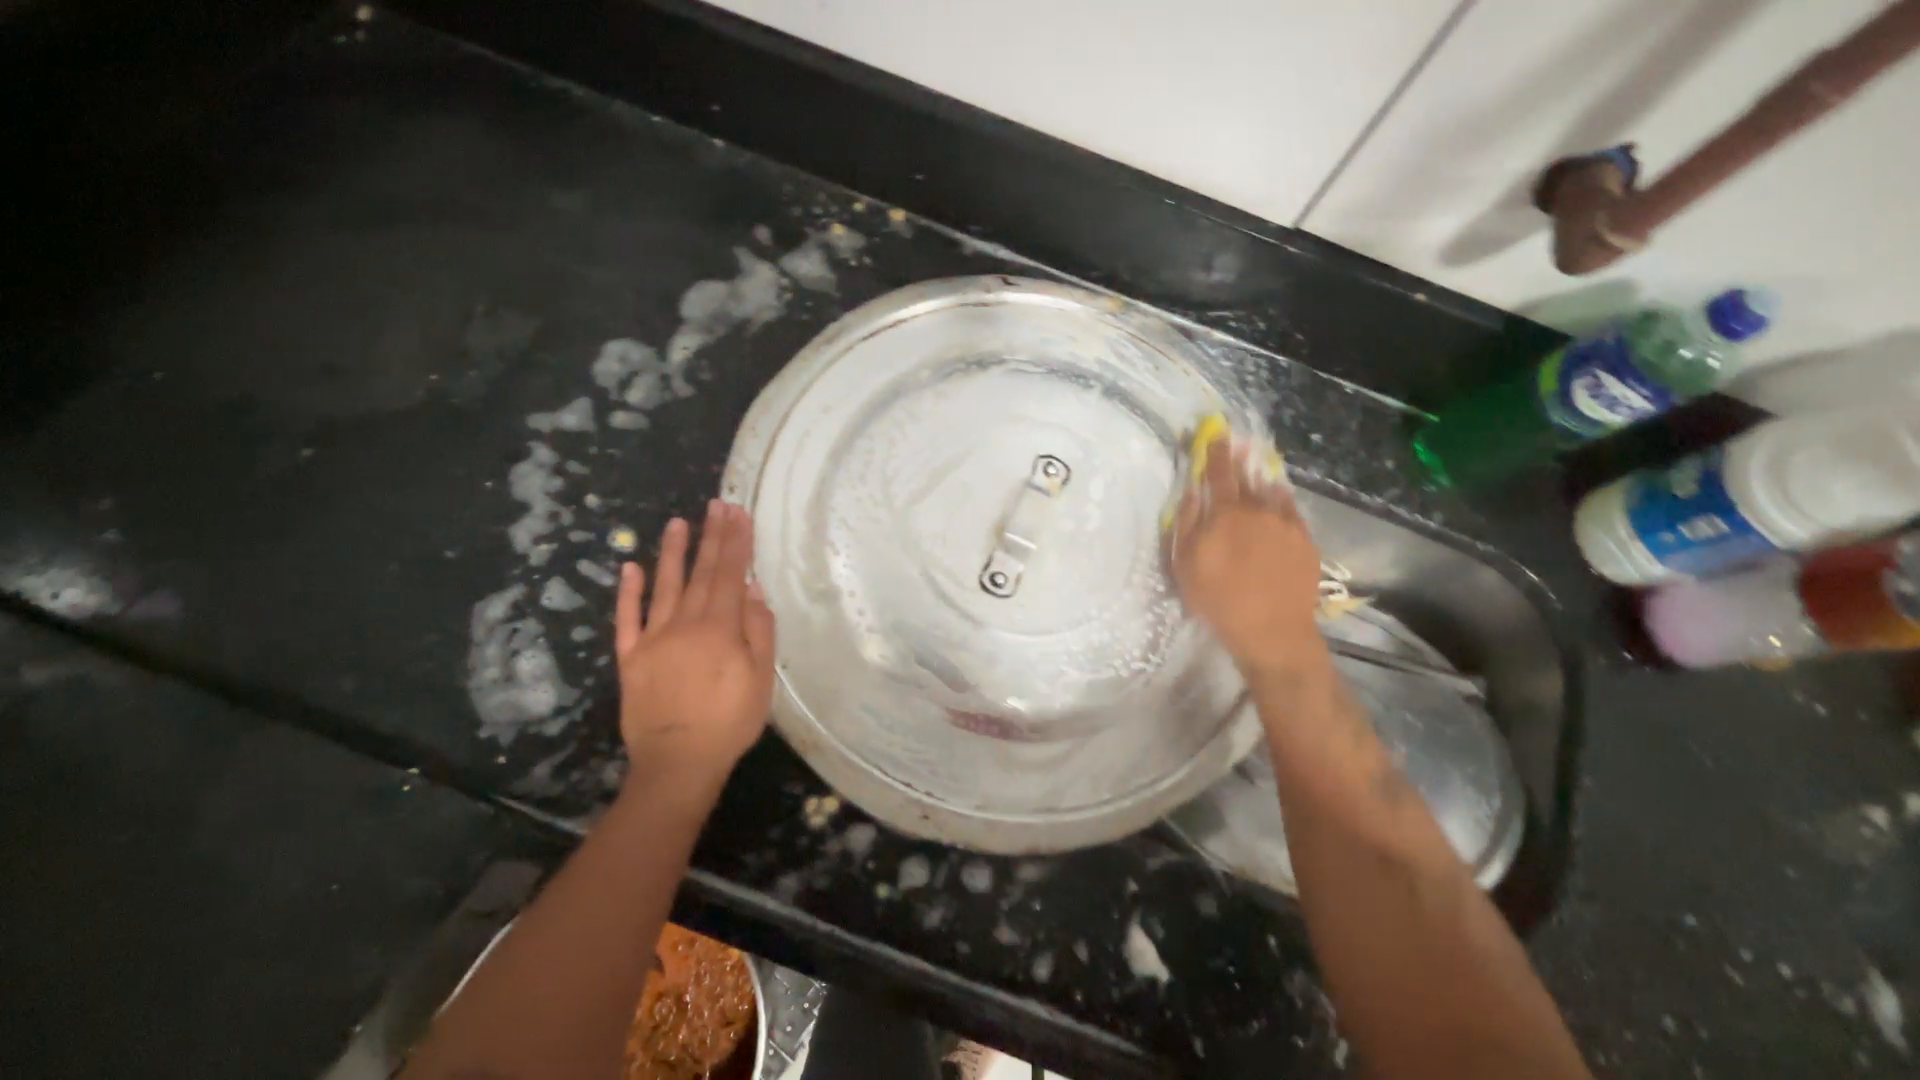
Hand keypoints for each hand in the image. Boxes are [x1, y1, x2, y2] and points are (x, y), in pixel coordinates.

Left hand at [614, 499, 776, 796]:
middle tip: (716, 505)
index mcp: (719, 628)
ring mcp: (653, 639)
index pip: (729, 575)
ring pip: (664, 586)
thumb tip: (751, 590)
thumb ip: (758, 632)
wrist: (677, 762)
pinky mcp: (630, 658)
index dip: (735, 542)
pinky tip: (630, 567)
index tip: (738, 513)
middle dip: (711, 537)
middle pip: (700, 573)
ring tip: (678, 522)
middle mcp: (684, 623)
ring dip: (673, 553)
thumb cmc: (729, 723)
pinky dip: (628, 592)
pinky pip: (627, 619)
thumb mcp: (760, 680)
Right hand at [1172, 433, 1327, 676]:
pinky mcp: (1305, 541)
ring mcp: (1285, 524)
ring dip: (1263, 477)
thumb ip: (1187, 523)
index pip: (1218, 474)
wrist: (1271, 630)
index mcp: (1225, 514)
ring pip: (1272, 492)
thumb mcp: (1185, 565)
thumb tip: (1192, 492)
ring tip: (1260, 467)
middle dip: (1240, 459)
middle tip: (1239, 443)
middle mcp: (1258, 510)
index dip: (1215, 453)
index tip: (1216, 435)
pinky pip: (1292, 511)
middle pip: (1247, 478)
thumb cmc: (1218, 600)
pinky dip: (1283, 500)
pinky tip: (1280, 498)